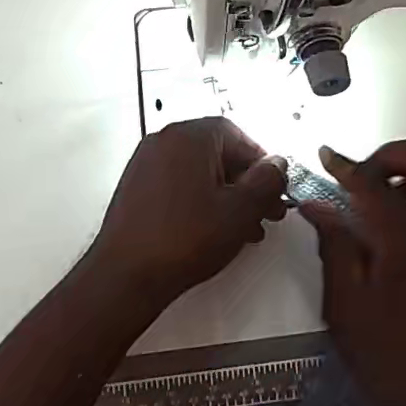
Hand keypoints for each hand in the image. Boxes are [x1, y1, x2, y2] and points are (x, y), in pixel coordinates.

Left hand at [87, 117, 286, 308]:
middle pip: (216, 151)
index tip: (272, 184)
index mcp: (188, 137)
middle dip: (245, 181)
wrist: (129, 272)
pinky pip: (177, 183)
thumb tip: (276, 166)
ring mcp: (146, 163)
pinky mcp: (137, 186)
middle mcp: (163, 142)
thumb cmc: (176, 241)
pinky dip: (199, 199)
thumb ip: (267, 182)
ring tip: (242, 226)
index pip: (236, 133)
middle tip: (262, 208)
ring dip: (225, 193)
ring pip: (198, 170)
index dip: (260, 161)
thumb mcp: (240, 210)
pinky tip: (213, 229)